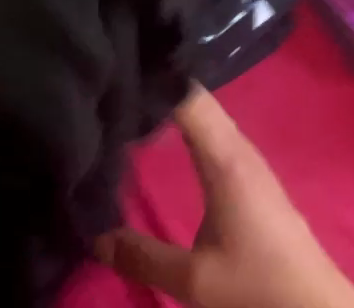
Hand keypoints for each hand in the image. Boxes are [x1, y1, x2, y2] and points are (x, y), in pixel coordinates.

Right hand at [98, 89, 353, 307]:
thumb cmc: (259, 286)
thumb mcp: (194, 281)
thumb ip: (143, 257)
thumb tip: (94, 235)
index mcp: (225, 158)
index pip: (187, 94)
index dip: (154, 77)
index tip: (116, 67)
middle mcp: (239, 148)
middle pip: (196, 98)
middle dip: (159, 86)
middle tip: (115, 79)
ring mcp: (250, 161)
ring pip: (207, 116)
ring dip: (174, 106)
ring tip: (132, 101)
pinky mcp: (254, 178)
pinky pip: (215, 134)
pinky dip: (188, 125)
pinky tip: (167, 136)